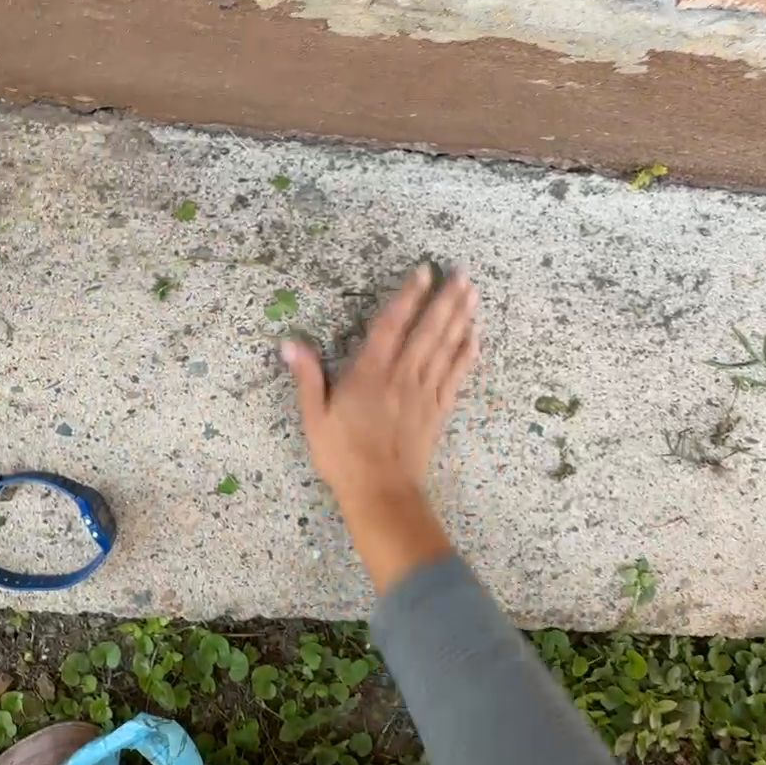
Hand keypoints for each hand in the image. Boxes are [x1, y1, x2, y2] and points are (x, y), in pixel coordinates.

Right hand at [280, 265, 479, 505]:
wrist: (380, 492)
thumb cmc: (342, 455)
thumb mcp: (315, 417)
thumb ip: (308, 377)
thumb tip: (290, 343)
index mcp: (370, 374)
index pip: (392, 325)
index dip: (408, 297)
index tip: (424, 272)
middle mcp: (401, 376)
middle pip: (428, 331)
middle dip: (445, 300)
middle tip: (462, 273)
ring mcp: (424, 393)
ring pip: (445, 349)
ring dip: (460, 320)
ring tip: (473, 294)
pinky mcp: (437, 411)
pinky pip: (455, 377)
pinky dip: (466, 356)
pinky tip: (476, 339)